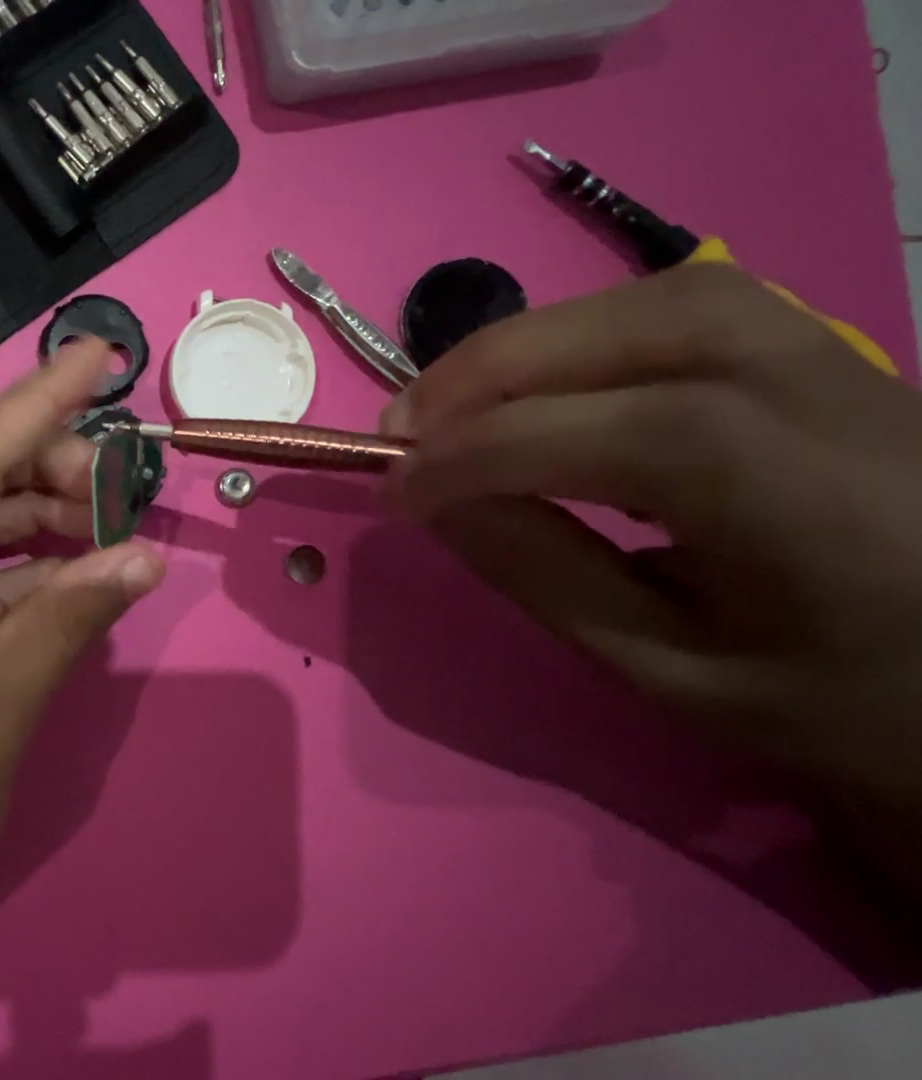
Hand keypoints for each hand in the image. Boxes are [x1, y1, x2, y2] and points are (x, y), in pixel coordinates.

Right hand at [382, 265, 921, 818]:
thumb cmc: (833, 703)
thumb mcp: (668, 669)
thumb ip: (541, 573)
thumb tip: (436, 500)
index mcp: (803, 499)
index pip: (606, 433)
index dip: (471, 454)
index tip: (390, 491)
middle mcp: (832, 396)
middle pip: (634, 325)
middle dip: (487, 370)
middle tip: (402, 428)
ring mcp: (842, 361)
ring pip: (659, 297)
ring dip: (532, 342)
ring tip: (454, 403)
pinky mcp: (828, 358)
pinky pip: (686, 310)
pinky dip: (583, 337)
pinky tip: (539, 387)